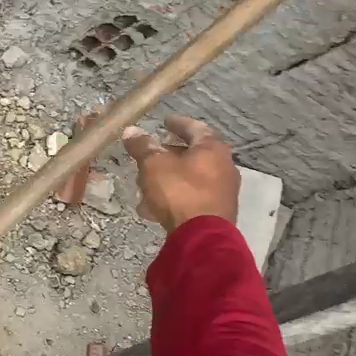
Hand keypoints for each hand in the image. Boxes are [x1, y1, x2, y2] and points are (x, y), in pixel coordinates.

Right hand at [120, 115, 239, 231]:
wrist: (201, 234)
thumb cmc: (178, 191)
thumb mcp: (154, 165)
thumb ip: (143, 147)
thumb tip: (131, 131)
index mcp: (212, 149)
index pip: (195, 128)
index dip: (178, 123)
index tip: (165, 121)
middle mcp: (223, 165)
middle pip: (193, 153)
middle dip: (170, 153)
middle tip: (151, 153)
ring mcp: (222, 189)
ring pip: (190, 175)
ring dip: (169, 176)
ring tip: (146, 182)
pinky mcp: (216, 209)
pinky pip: (190, 194)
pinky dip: (173, 194)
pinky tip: (154, 205)